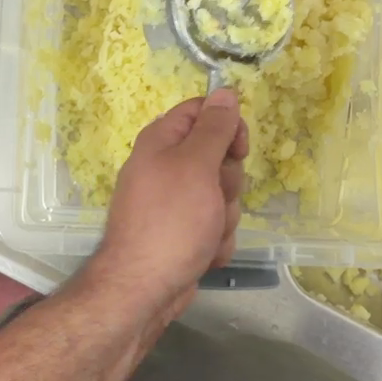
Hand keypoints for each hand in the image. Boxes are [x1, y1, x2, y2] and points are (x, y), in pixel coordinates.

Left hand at [86, 89, 248, 316]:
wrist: (145, 289)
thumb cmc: (171, 221)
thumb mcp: (196, 165)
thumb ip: (214, 128)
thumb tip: (225, 91)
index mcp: (162, 141)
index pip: (203, 112)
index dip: (226, 127)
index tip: (236, 148)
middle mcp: (166, 168)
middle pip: (220, 157)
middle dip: (226, 182)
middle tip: (213, 197)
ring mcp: (175, 204)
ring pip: (223, 197)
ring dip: (223, 217)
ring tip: (205, 233)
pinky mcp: (184, 234)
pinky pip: (216, 227)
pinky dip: (215, 242)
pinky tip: (202, 254)